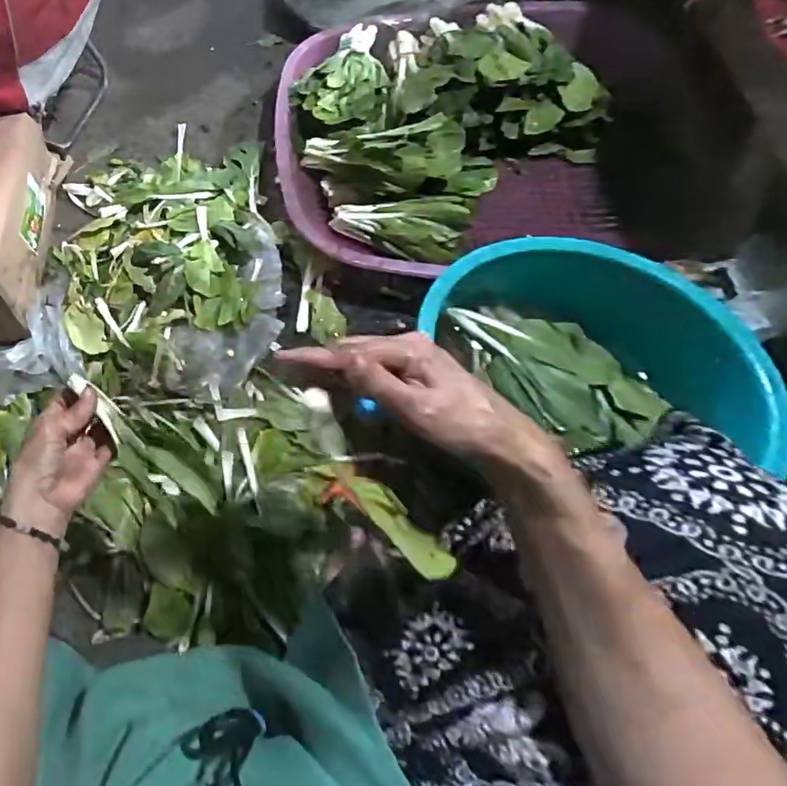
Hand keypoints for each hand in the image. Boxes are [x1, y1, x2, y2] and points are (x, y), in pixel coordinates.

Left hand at [1, 388, 113, 537]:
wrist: (44, 501)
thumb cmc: (38, 459)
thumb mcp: (51, 429)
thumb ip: (74, 413)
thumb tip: (92, 391)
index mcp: (50, 422)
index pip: (65, 400)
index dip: (77, 390)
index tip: (92, 378)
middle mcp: (68, 432)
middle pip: (85, 411)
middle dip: (95, 401)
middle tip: (109, 388)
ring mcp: (84, 447)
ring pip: (98, 426)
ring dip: (106, 416)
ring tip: (118, 402)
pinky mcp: (97, 462)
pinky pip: (109, 446)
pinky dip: (115, 436)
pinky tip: (122, 423)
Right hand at [278, 333, 557, 473]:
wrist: (505, 443)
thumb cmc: (459, 426)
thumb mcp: (413, 407)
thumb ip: (374, 382)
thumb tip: (339, 358)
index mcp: (406, 347)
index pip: (348, 350)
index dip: (312, 355)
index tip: (280, 358)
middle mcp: (408, 342)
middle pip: (353, 347)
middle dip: (320, 357)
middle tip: (289, 367)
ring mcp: (414, 355)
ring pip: (362, 355)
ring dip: (335, 365)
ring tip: (307, 372)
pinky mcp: (418, 370)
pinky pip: (374, 365)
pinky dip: (353, 372)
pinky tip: (342, 379)